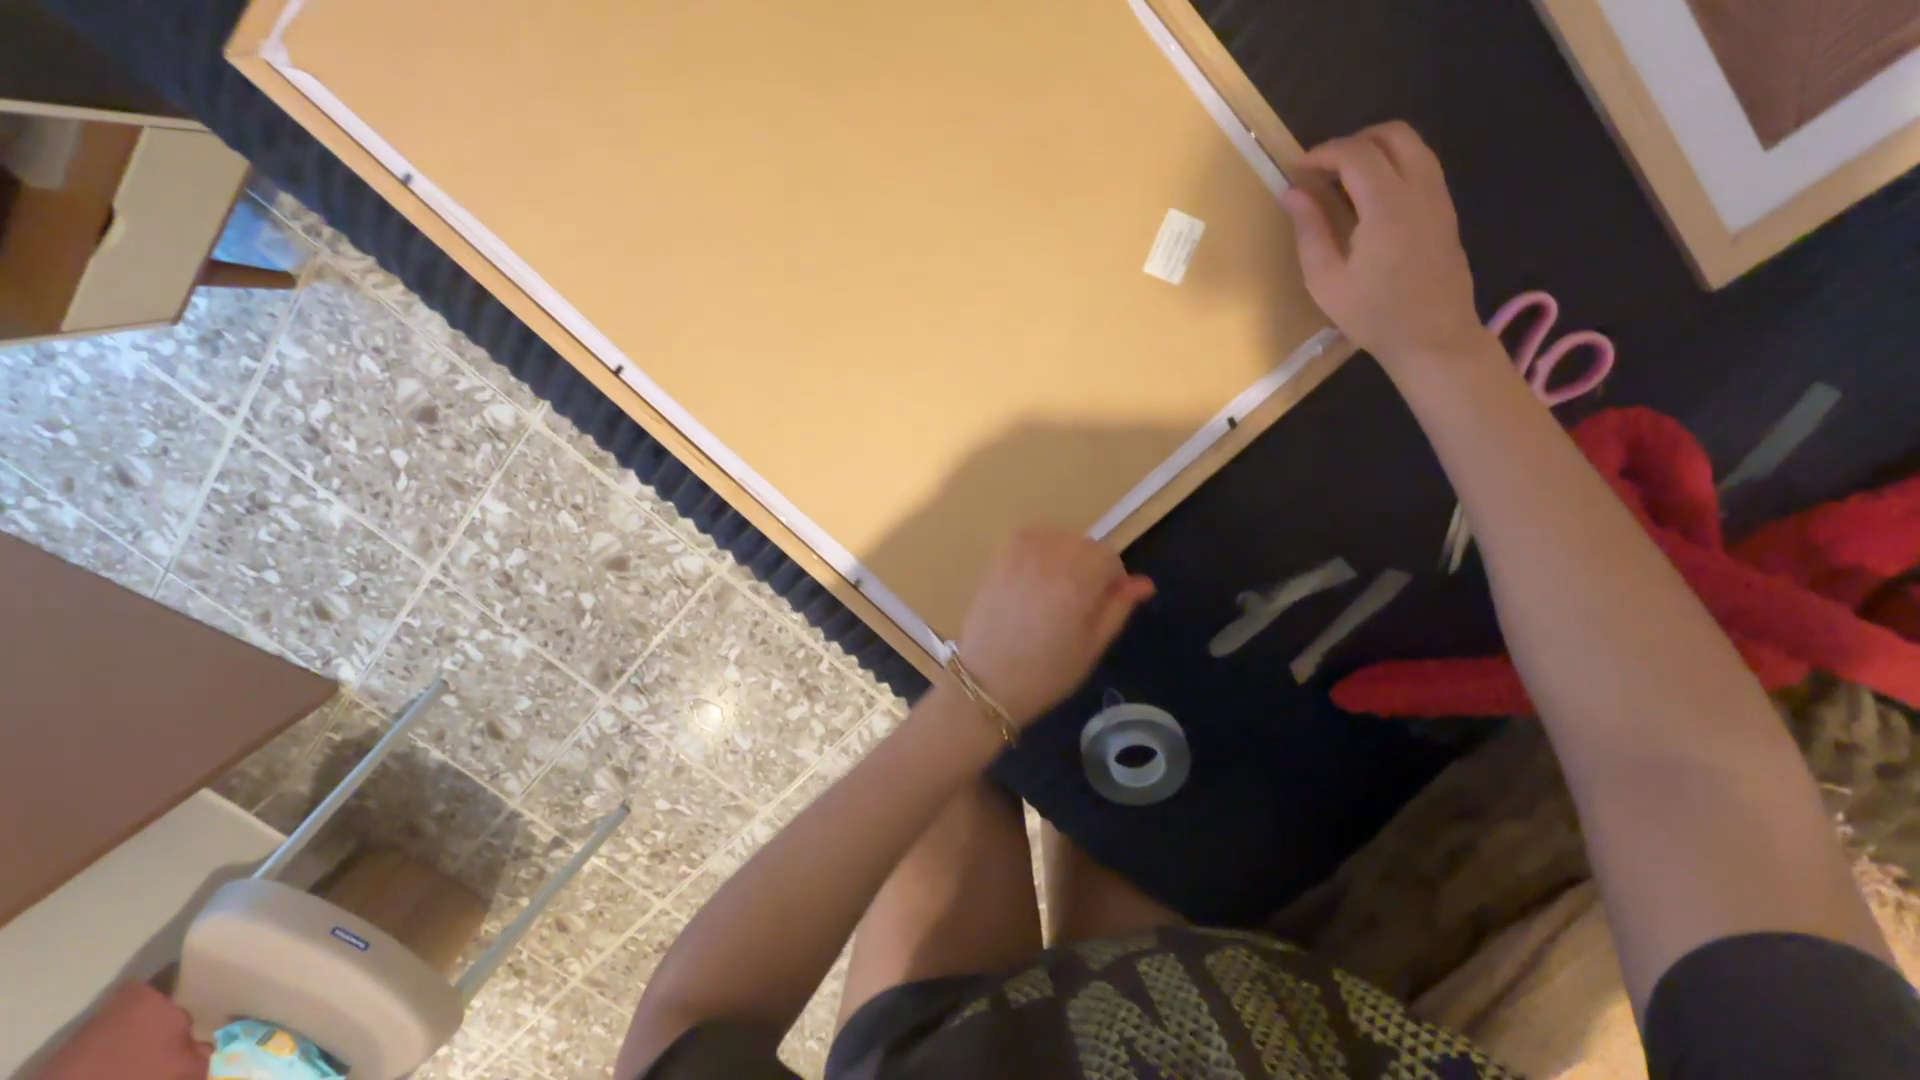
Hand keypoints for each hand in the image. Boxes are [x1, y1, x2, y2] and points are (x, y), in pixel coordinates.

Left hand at [953, 530, 1154, 723]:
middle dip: (1088, 568)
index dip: (1112, 582)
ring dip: (1063, 559)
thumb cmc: (1045, 673)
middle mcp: (1051, 555)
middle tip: (1075, 607)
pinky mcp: (998, 556)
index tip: (1101, 607)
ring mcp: (1020, 552)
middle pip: (1085, 545)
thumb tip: (1144, 582)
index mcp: (1079, 579)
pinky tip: (1029, 587)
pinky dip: (1038, 555)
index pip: (1111, 558)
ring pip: (1058, 540)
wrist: (985, 682)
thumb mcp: (1091, 646)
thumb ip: (1118, 607)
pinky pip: (1031, 542)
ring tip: (1050, 598)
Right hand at [1280, 121, 1487, 366]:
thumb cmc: (1374, 315)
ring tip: (1345, 180)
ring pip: (1412, 145)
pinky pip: (1421, 166)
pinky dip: (1393, 165)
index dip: (1324, 153)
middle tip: (1324, 169)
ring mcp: (1438, 197)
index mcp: (1387, 205)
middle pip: (1392, 134)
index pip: (1357, 153)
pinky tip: (1370, 198)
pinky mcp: (1445, 210)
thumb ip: (1309, 230)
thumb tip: (1293, 192)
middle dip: (1353, 142)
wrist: (1433, 337)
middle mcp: (1419, 189)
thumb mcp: (1326, 280)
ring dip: (1376, 150)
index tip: (1298, 170)